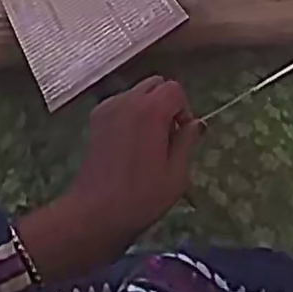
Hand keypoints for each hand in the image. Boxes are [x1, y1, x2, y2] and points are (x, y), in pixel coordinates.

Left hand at [16, 78, 199, 279]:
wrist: (97, 208)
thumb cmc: (142, 196)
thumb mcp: (176, 174)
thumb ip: (187, 141)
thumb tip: (196, 123)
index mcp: (150, 110)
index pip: (174, 89)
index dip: (183, 109)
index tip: (182, 135)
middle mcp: (128, 99)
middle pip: (155, 83)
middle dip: (166, 103)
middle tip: (168, 136)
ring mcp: (109, 104)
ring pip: (137, 91)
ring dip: (148, 107)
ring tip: (147, 142)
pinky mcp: (96, 115)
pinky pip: (121, 102)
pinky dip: (130, 112)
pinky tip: (128, 143)